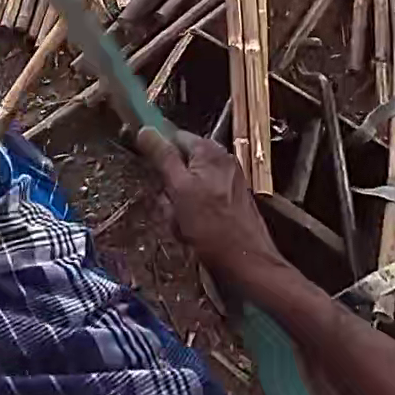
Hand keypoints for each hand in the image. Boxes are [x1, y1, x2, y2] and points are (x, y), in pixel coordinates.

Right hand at [134, 127, 283, 277]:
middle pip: (181, 162)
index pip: (172, 137)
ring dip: (179, 202)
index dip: (159, 155)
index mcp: (209, 149)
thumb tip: (144, 129)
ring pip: (189, 183)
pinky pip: (202, 198)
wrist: (250, 266)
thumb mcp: (179, 188)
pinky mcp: (232, 200)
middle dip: (170, 184)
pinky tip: (194, 231)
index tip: (154, 177)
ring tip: (182, 223)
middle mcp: (222, 158)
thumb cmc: (211, 227)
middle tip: (170, 206)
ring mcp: (229, 179)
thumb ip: (162, 156)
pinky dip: (193, 212)